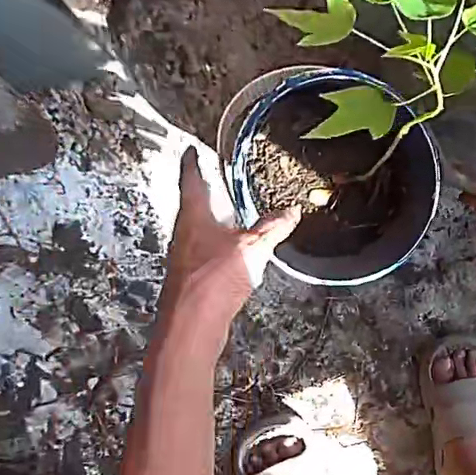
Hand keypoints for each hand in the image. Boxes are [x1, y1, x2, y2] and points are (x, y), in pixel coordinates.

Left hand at [159, 146, 299, 327]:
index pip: (190, 180)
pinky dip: (217, 246)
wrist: (193, 323)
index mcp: (193, 217)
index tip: (191, 150)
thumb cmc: (214, 279)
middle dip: (203, 194)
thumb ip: (273, 228)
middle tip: (213, 181)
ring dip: (211, 222)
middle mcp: (184, 233)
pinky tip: (231, 254)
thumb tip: (291, 211)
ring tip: (227, 216)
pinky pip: (205, 253)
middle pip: (191, 206)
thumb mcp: (253, 247)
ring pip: (197, 231)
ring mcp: (185, 257)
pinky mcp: (191, 278)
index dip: (191, 163)